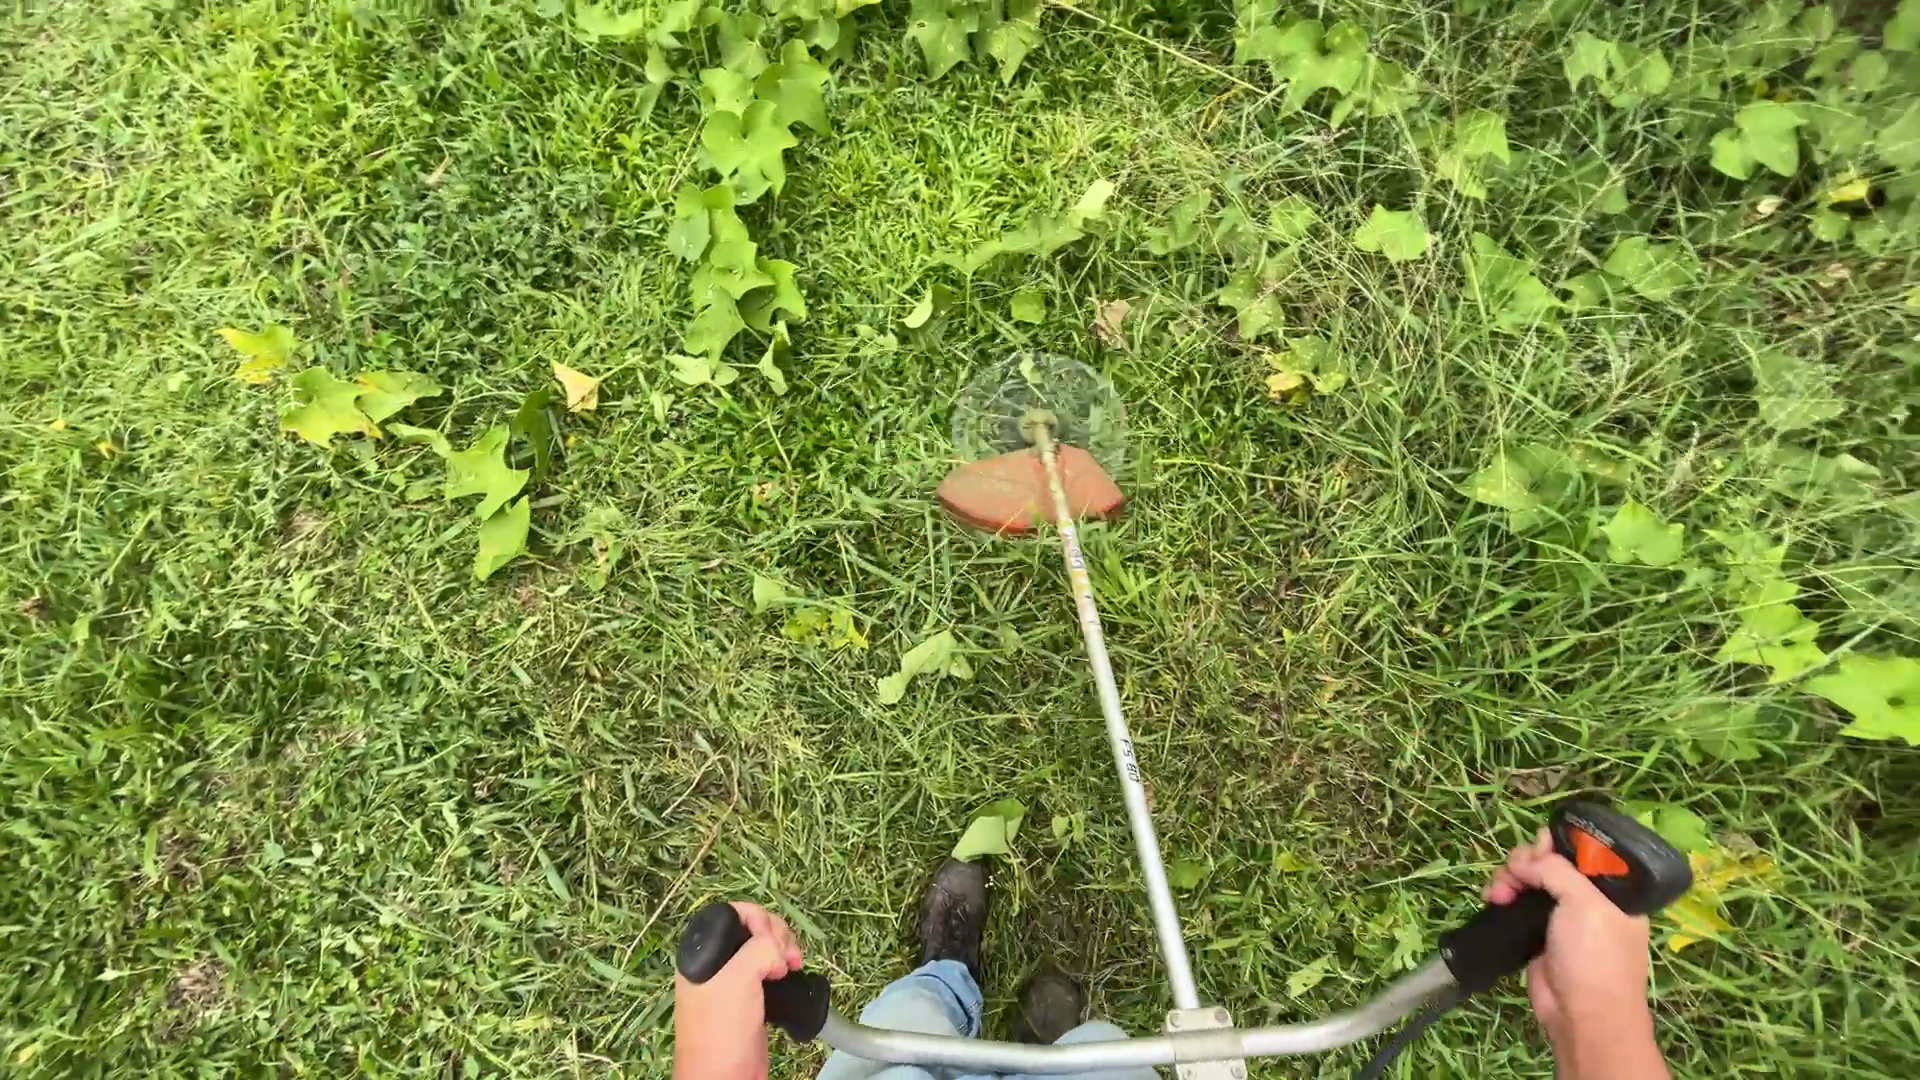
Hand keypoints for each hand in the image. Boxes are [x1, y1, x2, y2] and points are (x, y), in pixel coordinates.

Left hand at [672, 903, 803, 1079]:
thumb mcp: (738, 978)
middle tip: (787, 954)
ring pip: (765, 946)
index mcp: (702, 954)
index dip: (756, 918)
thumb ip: (760, 948)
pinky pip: (771, 967)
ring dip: (784, 947)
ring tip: (794, 964)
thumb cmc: (723, 1029)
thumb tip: (778, 951)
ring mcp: (734, 981)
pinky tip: (793, 972)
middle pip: (752, 927)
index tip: (770, 939)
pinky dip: (785, 964)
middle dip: (776, 933)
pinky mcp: (751, 997)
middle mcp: (716, 963)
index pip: (731, 914)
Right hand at [1485, 829, 1668, 1079]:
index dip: (1557, 844)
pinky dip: (1501, 892)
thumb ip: (1555, 870)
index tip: (1539, 848)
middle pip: (1547, 860)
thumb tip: (1523, 861)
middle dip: (1526, 861)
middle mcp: (1586, 900)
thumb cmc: (1594, 958)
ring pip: (1526, 876)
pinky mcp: (1535, 927)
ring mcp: (1559, 914)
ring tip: (1499, 892)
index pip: (1582, 853)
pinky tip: (1493, 898)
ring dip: (1508, 877)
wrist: (1581, 1014)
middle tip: (1518, 873)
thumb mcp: (1585, 904)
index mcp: (1612, 894)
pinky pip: (1514, 896)